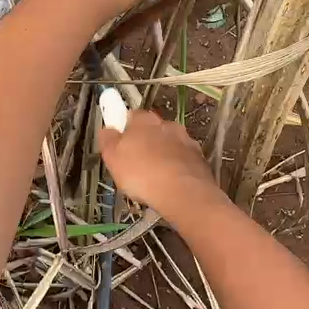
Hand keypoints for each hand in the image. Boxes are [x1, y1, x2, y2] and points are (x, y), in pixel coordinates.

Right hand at [99, 109, 221, 218]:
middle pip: (153, 130)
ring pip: (170, 145)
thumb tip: (108, 130)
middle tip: (135, 164)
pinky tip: (170, 184)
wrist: (183, 192)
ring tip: (155, 177)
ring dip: (163, 155)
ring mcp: (187, 141)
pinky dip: (177, 168)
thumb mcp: (112, 158)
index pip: (132, 115)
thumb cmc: (141, 173)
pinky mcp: (200, 159)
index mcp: (144, 120)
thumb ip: (108, 140)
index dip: (125, 129)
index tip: (120, 145)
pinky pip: (183, 160)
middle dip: (146, 142)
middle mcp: (168, 125)